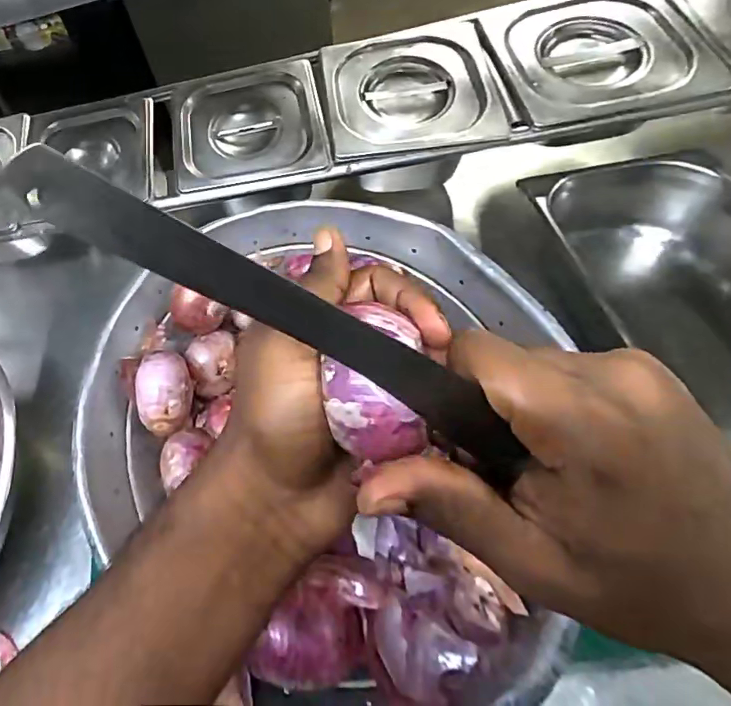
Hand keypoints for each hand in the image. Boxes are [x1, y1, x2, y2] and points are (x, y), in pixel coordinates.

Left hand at [220, 227, 452, 554]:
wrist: (281, 497)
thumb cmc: (274, 415)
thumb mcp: (285, 343)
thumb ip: (314, 291)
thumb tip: (330, 234)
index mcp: (315, 317)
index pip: (371, 283)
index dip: (402, 294)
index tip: (428, 321)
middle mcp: (344, 343)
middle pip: (400, 317)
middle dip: (426, 328)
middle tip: (446, 352)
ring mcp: (368, 383)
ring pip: (415, 357)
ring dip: (435, 364)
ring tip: (456, 380)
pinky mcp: (389, 421)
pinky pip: (421, 399)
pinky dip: (435, 399)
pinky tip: (454, 407)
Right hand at [355, 332, 730, 666]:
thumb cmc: (638, 585)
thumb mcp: (531, 561)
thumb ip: (447, 504)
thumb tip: (365, 487)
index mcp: (585, 418)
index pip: (473, 351)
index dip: (445, 384)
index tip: (452, 438)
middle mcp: (613, 371)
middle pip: (498, 356)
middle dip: (480, 401)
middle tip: (496, 465)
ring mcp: (636, 364)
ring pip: (527, 358)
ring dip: (513, 399)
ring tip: (539, 460)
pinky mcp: (647, 367)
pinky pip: (561, 364)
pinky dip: (548, 396)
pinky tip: (572, 446)